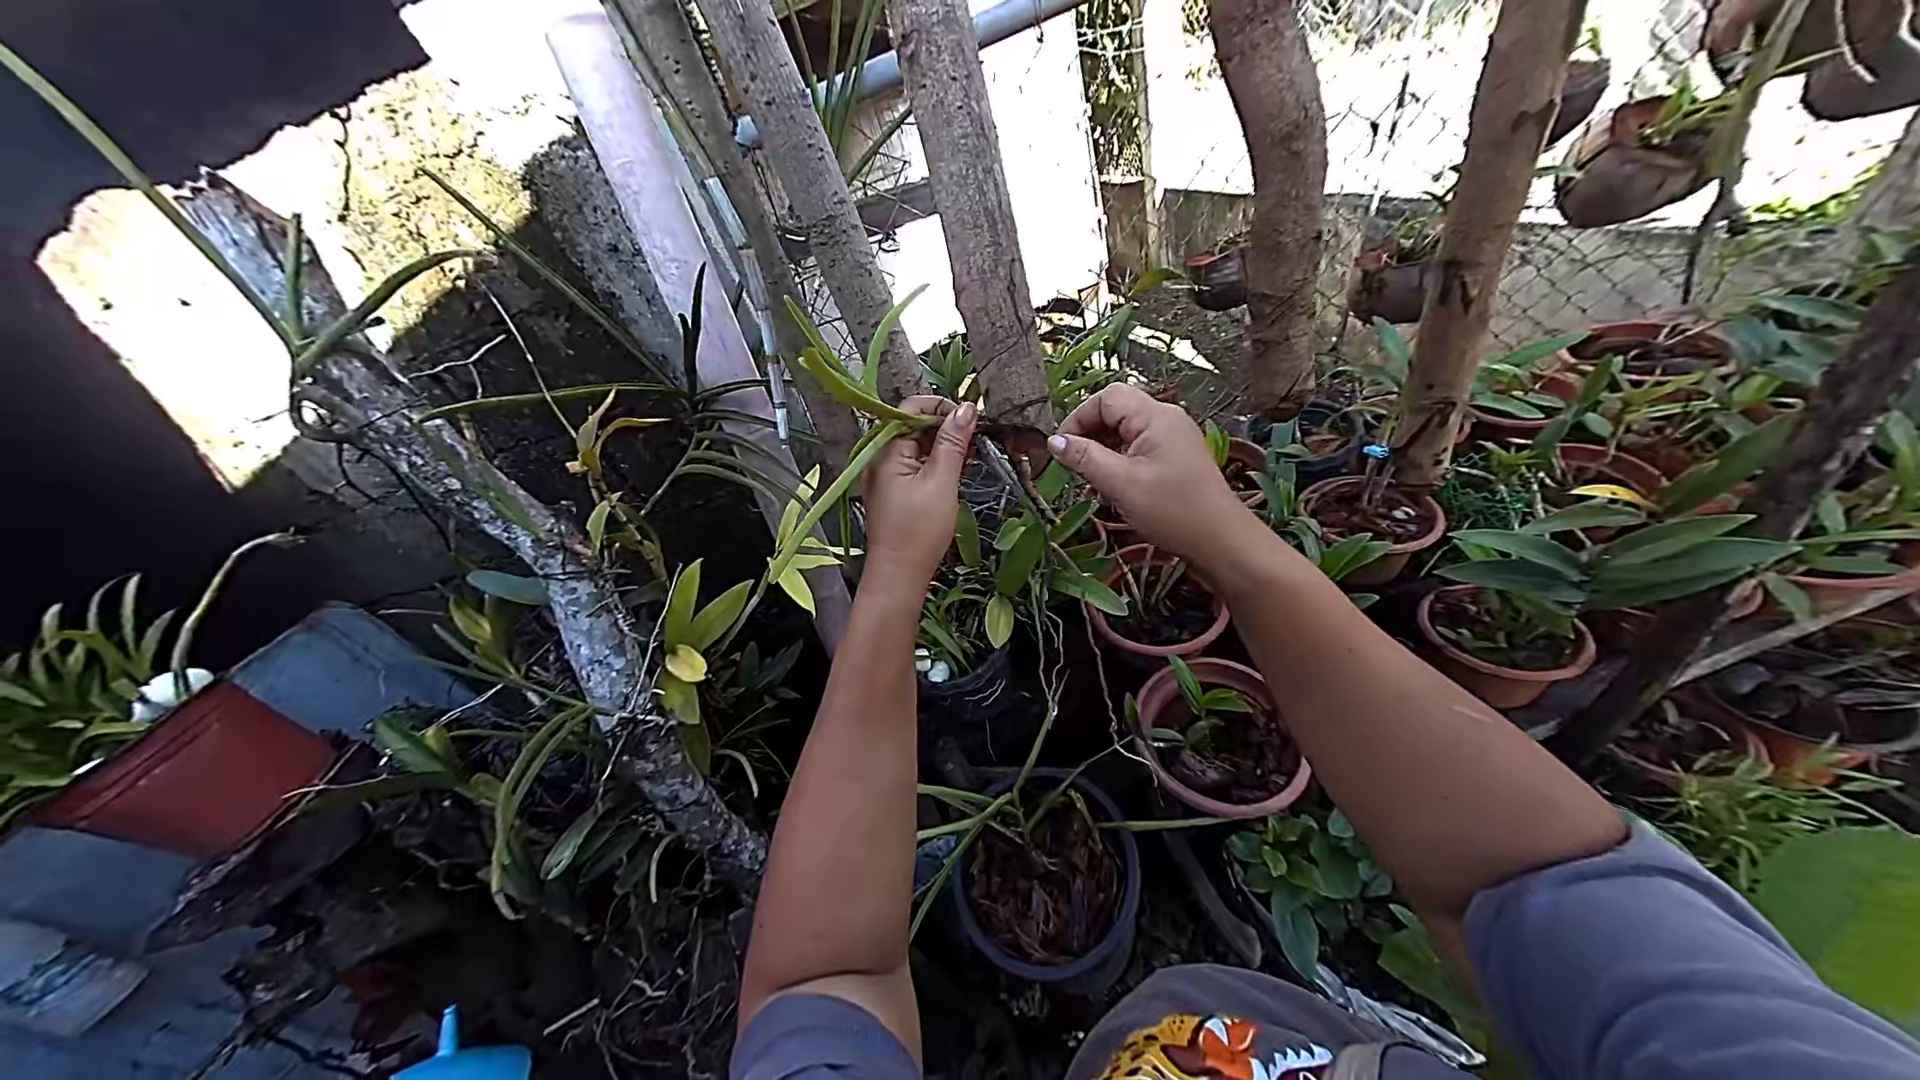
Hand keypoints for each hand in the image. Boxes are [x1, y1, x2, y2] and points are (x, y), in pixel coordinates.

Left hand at [862, 397, 976, 585]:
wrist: (899, 575)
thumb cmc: (919, 530)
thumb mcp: (942, 482)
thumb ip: (953, 442)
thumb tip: (967, 408)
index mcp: (886, 449)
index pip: (911, 408)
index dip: (942, 406)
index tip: (972, 418)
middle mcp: (879, 456)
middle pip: (914, 425)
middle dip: (945, 426)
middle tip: (976, 439)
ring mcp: (885, 474)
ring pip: (917, 445)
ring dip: (943, 445)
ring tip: (970, 454)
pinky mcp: (893, 489)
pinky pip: (914, 464)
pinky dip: (935, 462)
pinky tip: (955, 470)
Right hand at [1047, 384, 1252, 565]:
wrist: (1220, 540)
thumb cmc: (1173, 510)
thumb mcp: (1121, 483)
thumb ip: (1084, 458)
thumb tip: (1054, 441)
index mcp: (1155, 416)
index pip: (1106, 398)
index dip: (1079, 418)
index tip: (1062, 449)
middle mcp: (1165, 419)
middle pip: (1116, 411)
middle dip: (1089, 435)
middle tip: (1074, 465)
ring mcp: (1172, 438)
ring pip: (1125, 431)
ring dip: (1102, 450)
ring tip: (1091, 480)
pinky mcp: (1175, 457)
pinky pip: (1138, 448)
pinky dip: (1118, 461)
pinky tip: (1111, 486)